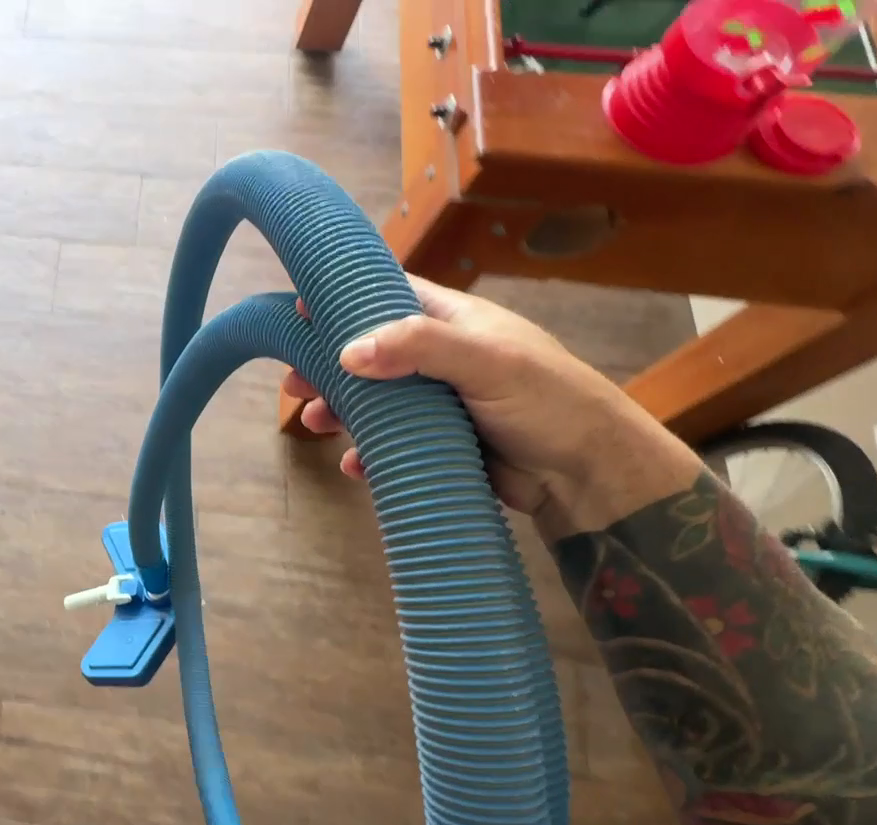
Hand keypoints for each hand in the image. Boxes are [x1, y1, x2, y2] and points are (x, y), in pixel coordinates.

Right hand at [289, 277, 702, 537]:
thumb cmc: (547, 401)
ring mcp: (435, 405)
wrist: (584, 474)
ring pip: (371, 403)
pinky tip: (353, 464)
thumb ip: (419, 347)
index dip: (345, 301)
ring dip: (338, 412)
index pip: (391, 297)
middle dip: (327, 367)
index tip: (301, 310)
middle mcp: (439, 360)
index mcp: (454, 324)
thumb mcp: (487, 361)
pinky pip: (387, 445)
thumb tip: (348, 353)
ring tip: (313, 423)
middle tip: (291, 381)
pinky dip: (365, 454)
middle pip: (368, 355)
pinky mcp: (434, 445)